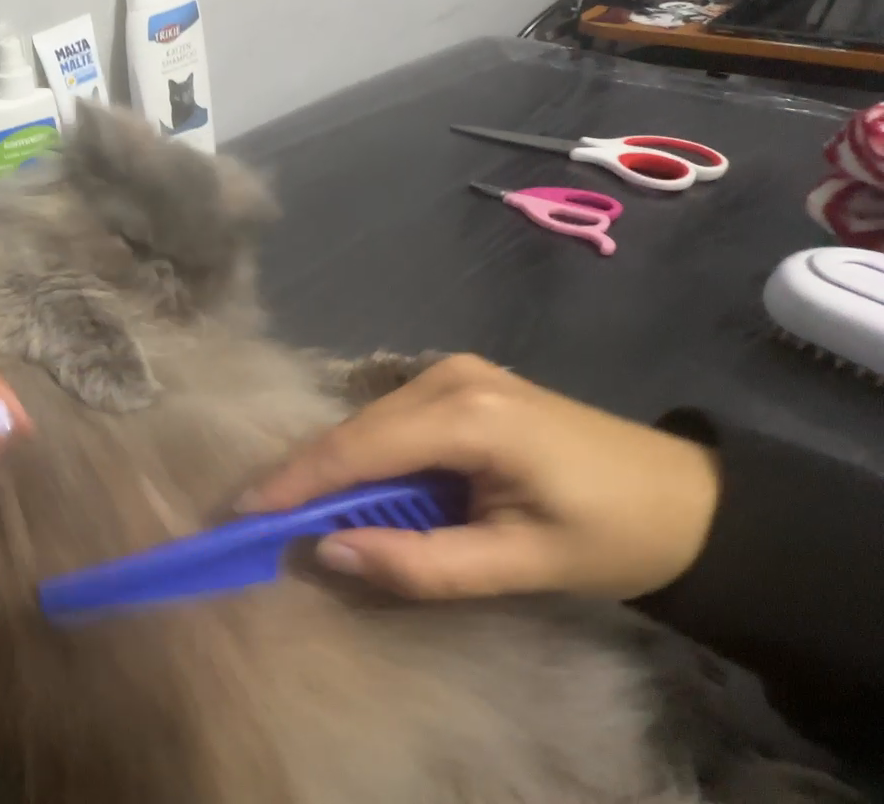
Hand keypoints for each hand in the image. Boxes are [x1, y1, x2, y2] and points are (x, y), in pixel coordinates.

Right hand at [248, 355, 719, 600]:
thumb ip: (424, 564)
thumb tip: (327, 550)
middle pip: (352, 431)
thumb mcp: (524, 565)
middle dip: (305, 477)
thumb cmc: (618, 537)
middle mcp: (448, 377)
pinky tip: (351, 487)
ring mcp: (449, 372)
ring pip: (362, 423)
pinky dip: (361, 457)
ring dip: (331, 469)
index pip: (358, 449)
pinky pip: (383, 419)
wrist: (696, 500)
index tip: (242, 512)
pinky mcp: (452, 380)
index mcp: (472, 416)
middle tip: (261, 520)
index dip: (296, 482)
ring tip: (297, 511)